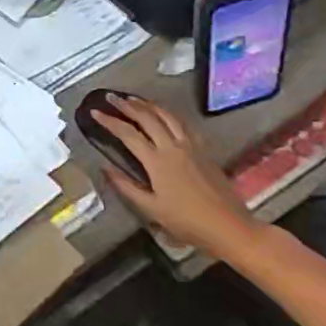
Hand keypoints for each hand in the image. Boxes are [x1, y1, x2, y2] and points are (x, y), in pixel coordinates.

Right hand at [91, 93, 265, 257]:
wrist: (232, 228)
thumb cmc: (187, 221)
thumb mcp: (150, 208)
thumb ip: (125, 186)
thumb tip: (104, 168)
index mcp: (157, 161)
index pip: (127, 134)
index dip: (109, 121)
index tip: (94, 112)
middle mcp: (173, 148)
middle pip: (148, 118)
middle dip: (127, 106)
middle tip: (111, 97)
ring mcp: (192, 148)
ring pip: (168, 117)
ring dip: (149, 105)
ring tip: (135, 99)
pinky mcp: (205, 152)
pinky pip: (184, 125)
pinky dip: (170, 115)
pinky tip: (165, 115)